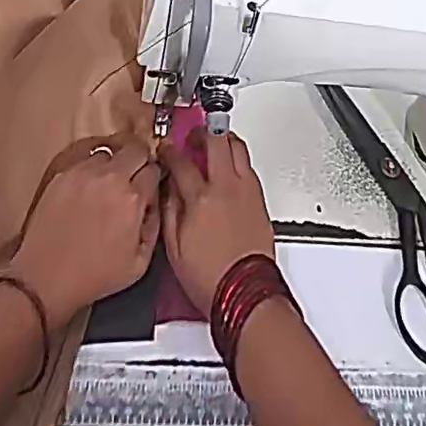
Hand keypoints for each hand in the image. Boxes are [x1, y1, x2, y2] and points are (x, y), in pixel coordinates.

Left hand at [10, 137, 161, 323]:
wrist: (46, 277)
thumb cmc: (94, 275)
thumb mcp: (140, 262)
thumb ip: (154, 224)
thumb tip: (155, 201)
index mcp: (132, 198)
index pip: (154, 168)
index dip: (154, 177)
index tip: (149, 185)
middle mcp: (110, 177)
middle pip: (135, 148)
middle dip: (140, 159)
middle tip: (134, 175)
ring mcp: (83, 172)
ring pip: (109, 151)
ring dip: (113, 164)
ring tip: (107, 185)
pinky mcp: (63, 174)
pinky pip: (85, 160)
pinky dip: (91, 169)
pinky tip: (88, 189)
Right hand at [160, 129, 275, 310]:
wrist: (245, 293)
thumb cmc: (212, 278)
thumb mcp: (174, 248)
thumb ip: (169, 212)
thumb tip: (166, 191)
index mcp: (200, 199)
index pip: (181, 161)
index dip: (170, 151)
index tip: (166, 150)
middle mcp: (225, 188)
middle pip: (215, 140)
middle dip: (201, 132)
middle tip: (193, 136)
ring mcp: (246, 191)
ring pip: (237, 147)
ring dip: (223, 139)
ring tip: (213, 143)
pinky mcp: (259, 199)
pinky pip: (248, 166)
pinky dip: (237, 158)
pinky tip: (229, 167)